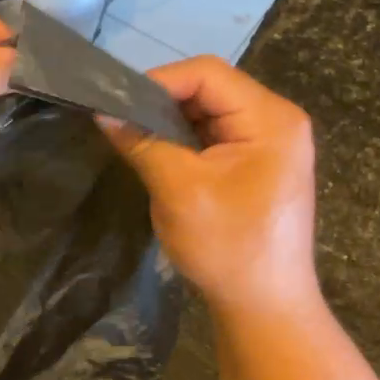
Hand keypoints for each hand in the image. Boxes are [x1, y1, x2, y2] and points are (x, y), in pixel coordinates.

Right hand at [100, 57, 318, 316]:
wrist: (265, 305)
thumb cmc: (227, 246)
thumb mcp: (178, 190)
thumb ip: (142, 143)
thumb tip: (102, 112)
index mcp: (270, 119)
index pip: (206, 73)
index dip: (158, 82)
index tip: (118, 106)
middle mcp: (277, 121)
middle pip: (209, 88)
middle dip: (162, 103)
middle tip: (121, 124)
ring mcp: (270, 143)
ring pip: (208, 111)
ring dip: (170, 123)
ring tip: (135, 141)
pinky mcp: (258, 163)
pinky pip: (214, 135)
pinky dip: (183, 140)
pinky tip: (159, 157)